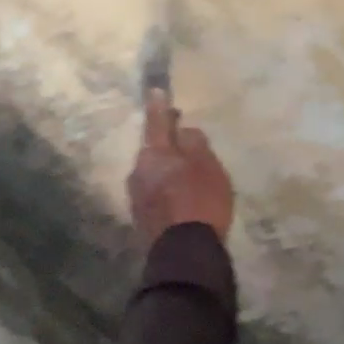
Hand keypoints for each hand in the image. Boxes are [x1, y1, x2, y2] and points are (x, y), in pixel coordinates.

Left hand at [127, 89, 234, 246]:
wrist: (183, 253)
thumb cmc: (200, 202)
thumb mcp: (207, 166)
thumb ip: (195, 143)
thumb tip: (184, 130)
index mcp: (155, 153)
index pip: (156, 122)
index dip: (159, 106)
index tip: (155, 91)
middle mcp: (139, 170)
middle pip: (153, 149)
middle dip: (165, 143)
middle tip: (181, 138)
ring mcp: (136, 194)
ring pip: (151, 171)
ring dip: (164, 168)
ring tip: (184, 173)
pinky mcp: (140, 216)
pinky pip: (153, 192)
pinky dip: (164, 188)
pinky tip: (178, 197)